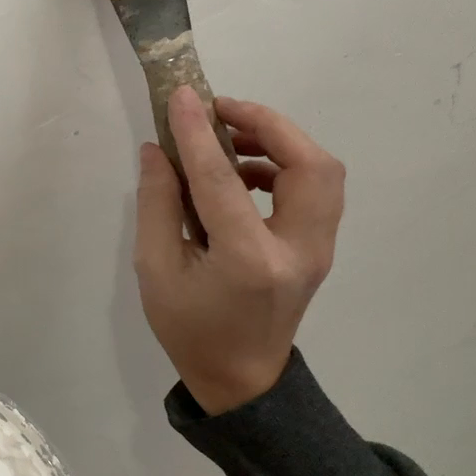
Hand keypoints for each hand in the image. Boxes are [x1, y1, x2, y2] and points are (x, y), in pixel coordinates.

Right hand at [134, 86, 344, 414]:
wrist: (241, 379)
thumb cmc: (189, 327)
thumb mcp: (154, 267)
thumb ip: (156, 203)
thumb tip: (158, 149)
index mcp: (249, 260)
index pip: (224, 180)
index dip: (198, 133)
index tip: (181, 96)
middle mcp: (298, 251)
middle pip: (312, 167)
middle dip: (268, 125)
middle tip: (219, 109)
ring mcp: (317, 250)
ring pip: (322, 173)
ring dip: (278, 141)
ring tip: (225, 135)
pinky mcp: (316, 246)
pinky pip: (314, 189)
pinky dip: (281, 163)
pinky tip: (239, 170)